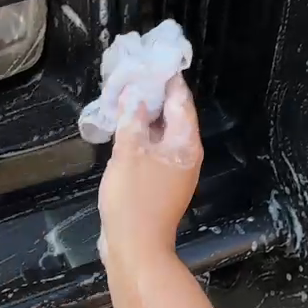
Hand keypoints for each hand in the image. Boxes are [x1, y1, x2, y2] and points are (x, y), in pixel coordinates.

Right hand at [97, 74, 202, 274]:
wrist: (135, 248)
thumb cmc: (134, 199)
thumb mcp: (129, 153)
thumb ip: (133, 119)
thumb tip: (136, 94)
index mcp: (185, 144)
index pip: (181, 100)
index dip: (166, 78)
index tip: (150, 58)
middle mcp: (185, 155)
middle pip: (173, 117)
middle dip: (153, 96)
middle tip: (130, 75)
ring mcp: (174, 173)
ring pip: (161, 135)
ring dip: (144, 118)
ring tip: (122, 98)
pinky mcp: (159, 187)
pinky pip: (152, 152)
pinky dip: (140, 138)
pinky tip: (121, 131)